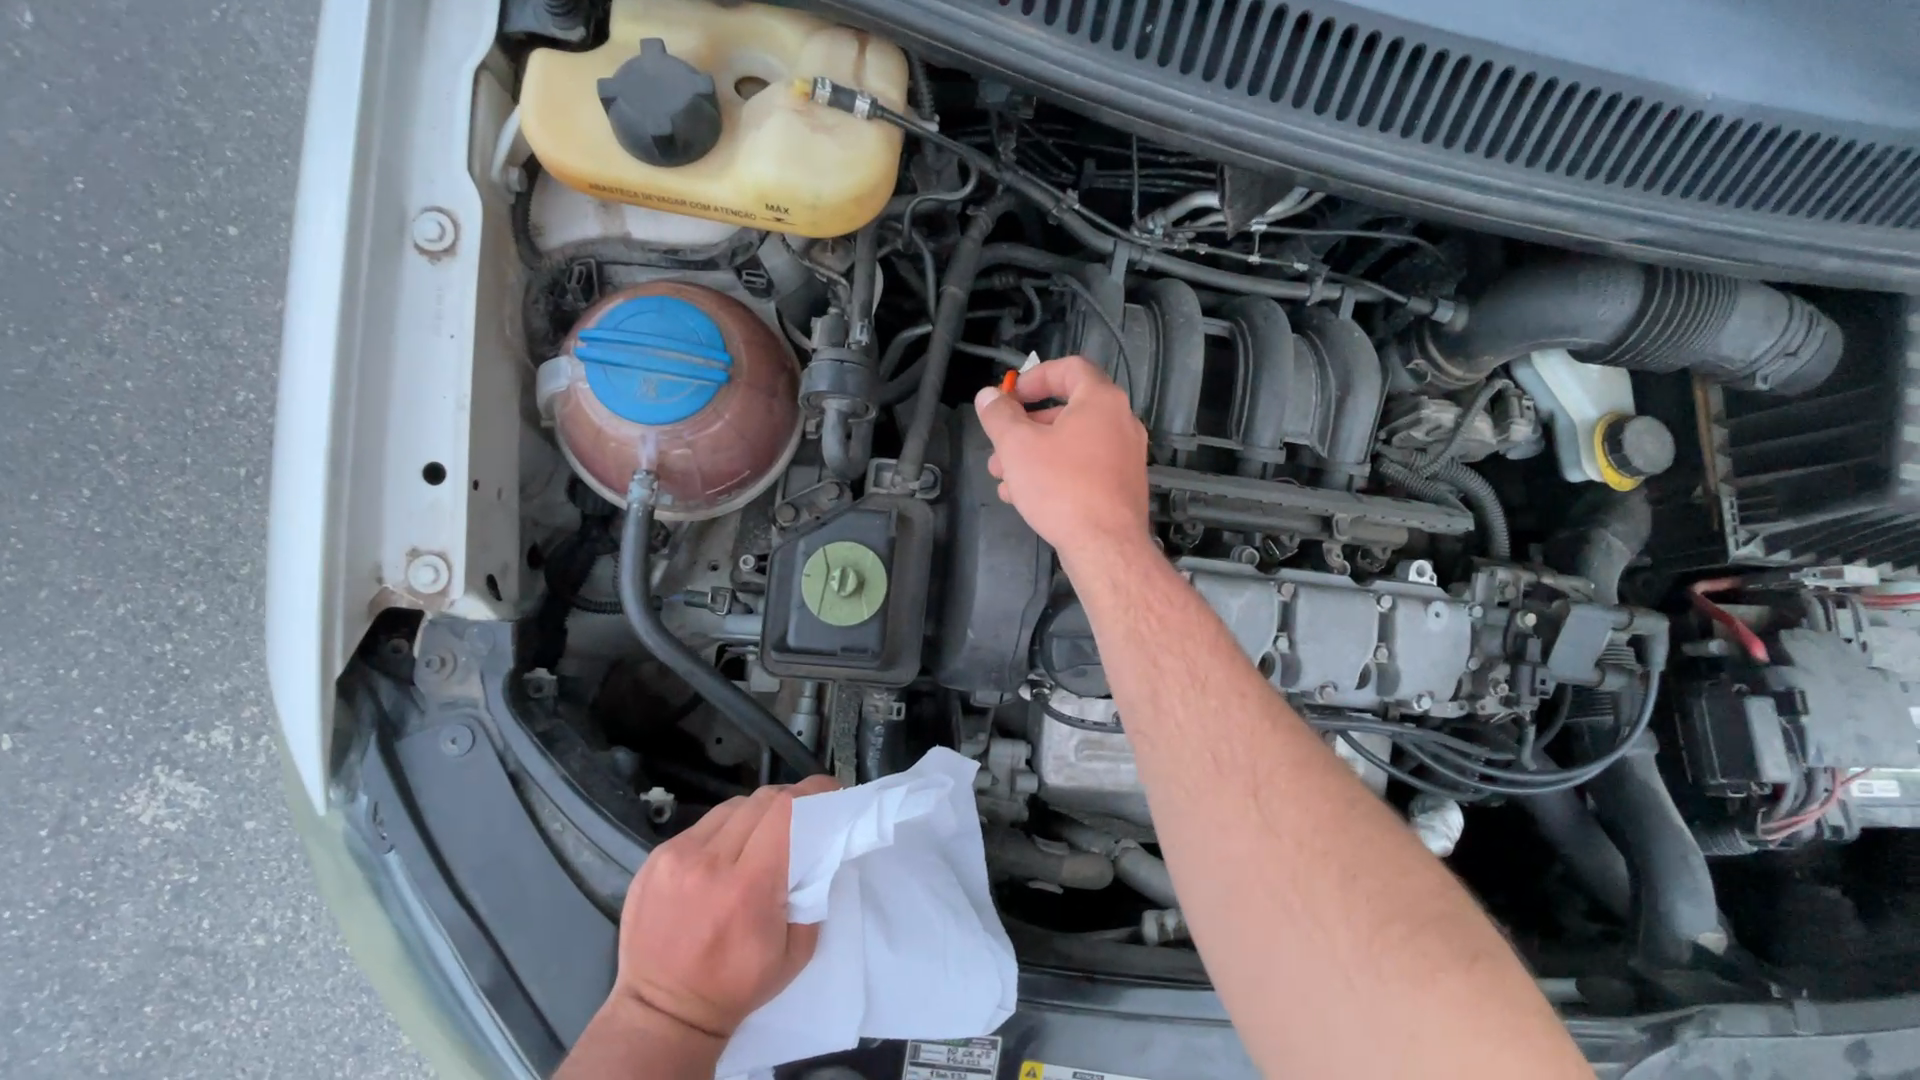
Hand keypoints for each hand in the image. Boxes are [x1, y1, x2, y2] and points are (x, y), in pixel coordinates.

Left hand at [612, 775, 840, 1041]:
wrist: (663, 1012)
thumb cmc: (736, 987)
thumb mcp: (796, 952)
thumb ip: (813, 895)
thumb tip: (819, 850)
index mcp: (747, 887)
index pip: (785, 812)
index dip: (813, 792)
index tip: (831, 790)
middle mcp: (708, 862)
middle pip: (760, 801)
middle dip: (789, 801)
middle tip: (804, 814)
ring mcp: (675, 857)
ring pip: (730, 807)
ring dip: (756, 813)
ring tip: (764, 835)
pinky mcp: (654, 859)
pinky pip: (702, 826)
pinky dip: (724, 831)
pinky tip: (727, 854)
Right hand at [975, 356, 1151, 560]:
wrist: (1105, 546)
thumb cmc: (1061, 487)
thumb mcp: (1017, 446)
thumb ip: (999, 416)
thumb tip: (989, 396)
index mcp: (1101, 400)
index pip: (1070, 368)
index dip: (1035, 376)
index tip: (1011, 396)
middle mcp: (1121, 422)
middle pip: (1067, 410)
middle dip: (1025, 426)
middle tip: (999, 443)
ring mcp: (1125, 456)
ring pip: (1071, 444)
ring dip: (1034, 454)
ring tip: (1003, 477)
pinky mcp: (1121, 486)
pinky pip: (1083, 468)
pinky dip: (1055, 473)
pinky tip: (1025, 497)